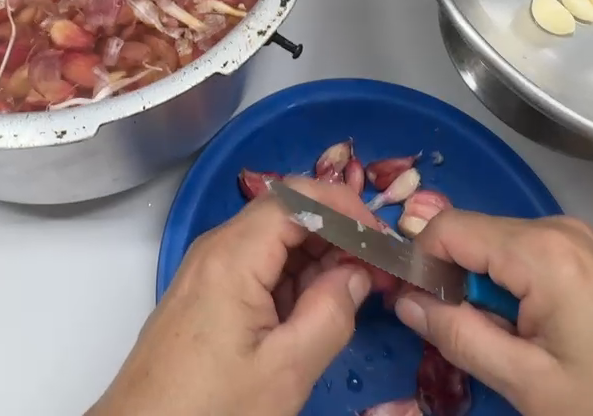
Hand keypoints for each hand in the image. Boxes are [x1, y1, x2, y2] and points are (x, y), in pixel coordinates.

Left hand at [89, 178, 374, 415]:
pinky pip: (260, 264)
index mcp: (233, 254)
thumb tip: (359, 272)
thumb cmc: (211, 408)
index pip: (295, 198)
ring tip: (362, 283)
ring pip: (274, 238)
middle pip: (285, 212)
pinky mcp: (209, 291)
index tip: (383, 238)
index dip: (344, 207)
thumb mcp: (284, 372)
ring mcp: (211, 267)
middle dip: (336, 230)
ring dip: (319, 254)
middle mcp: (218, 246)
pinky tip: (322, 301)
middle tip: (381, 264)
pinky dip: (295, 275)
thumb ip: (330, 315)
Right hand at [393, 212, 592, 415]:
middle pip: (477, 236)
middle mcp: (560, 227)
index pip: (446, 228)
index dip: (420, 264)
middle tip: (472, 344)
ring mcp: (588, 239)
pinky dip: (526, 290)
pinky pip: (541, 258)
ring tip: (520, 351)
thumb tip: (407, 302)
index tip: (416, 309)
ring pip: (507, 249)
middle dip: (460, 284)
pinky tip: (551, 340)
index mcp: (539, 250)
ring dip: (494, 291)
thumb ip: (459, 336)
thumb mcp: (531, 386)